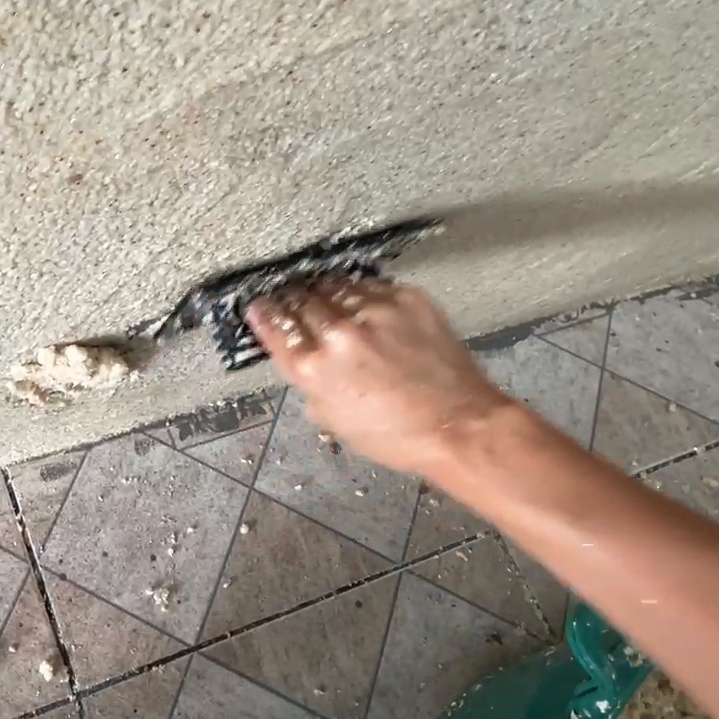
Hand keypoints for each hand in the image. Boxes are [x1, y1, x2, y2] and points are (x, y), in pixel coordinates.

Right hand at [245, 278, 513, 477]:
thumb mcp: (332, 417)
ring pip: (332, 285)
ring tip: (325, 297)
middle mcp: (339, 334)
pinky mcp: (406, 299)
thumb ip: (308, 381)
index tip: (259, 306)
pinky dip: (360, 293)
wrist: (459, 424)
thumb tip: (299, 355)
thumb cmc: (394, 433)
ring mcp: (374, 312)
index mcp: (314, 368)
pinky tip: (361, 304)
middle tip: (292, 301)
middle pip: (300, 299)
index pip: (273, 325)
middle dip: (292, 300)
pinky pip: (370, 285)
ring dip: (323, 291)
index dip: (262, 312)